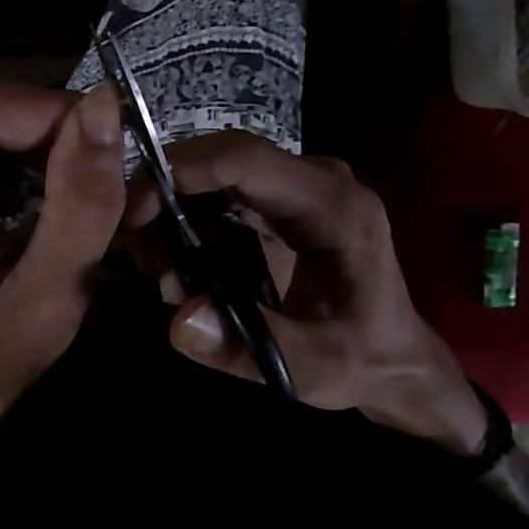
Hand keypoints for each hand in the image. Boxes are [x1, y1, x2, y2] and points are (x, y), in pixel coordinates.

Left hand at [0, 66, 123, 451]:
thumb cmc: (4, 352)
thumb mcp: (58, 293)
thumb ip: (83, 203)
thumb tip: (102, 104)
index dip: (42, 109)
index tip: (96, 149)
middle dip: (33, 111)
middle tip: (79, 158)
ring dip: (19, 118)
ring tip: (55, 170)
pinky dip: (1, 128)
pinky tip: (24, 172)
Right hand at [127, 131, 486, 454]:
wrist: (392, 357)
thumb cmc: (365, 358)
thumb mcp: (314, 368)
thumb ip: (246, 348)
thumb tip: (178, 317)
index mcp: (335, 206)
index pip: (247, 159)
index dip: (184, 171)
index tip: (136, 212)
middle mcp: (313, 182)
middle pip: (219, 160)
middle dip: (166, 198)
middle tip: (143, 258)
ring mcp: (293, 189)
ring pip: (211, 176)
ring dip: (172, 218)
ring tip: (164, 278)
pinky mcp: (274, 204)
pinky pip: (215, 197)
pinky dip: (185, 227)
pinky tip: (180, 272)